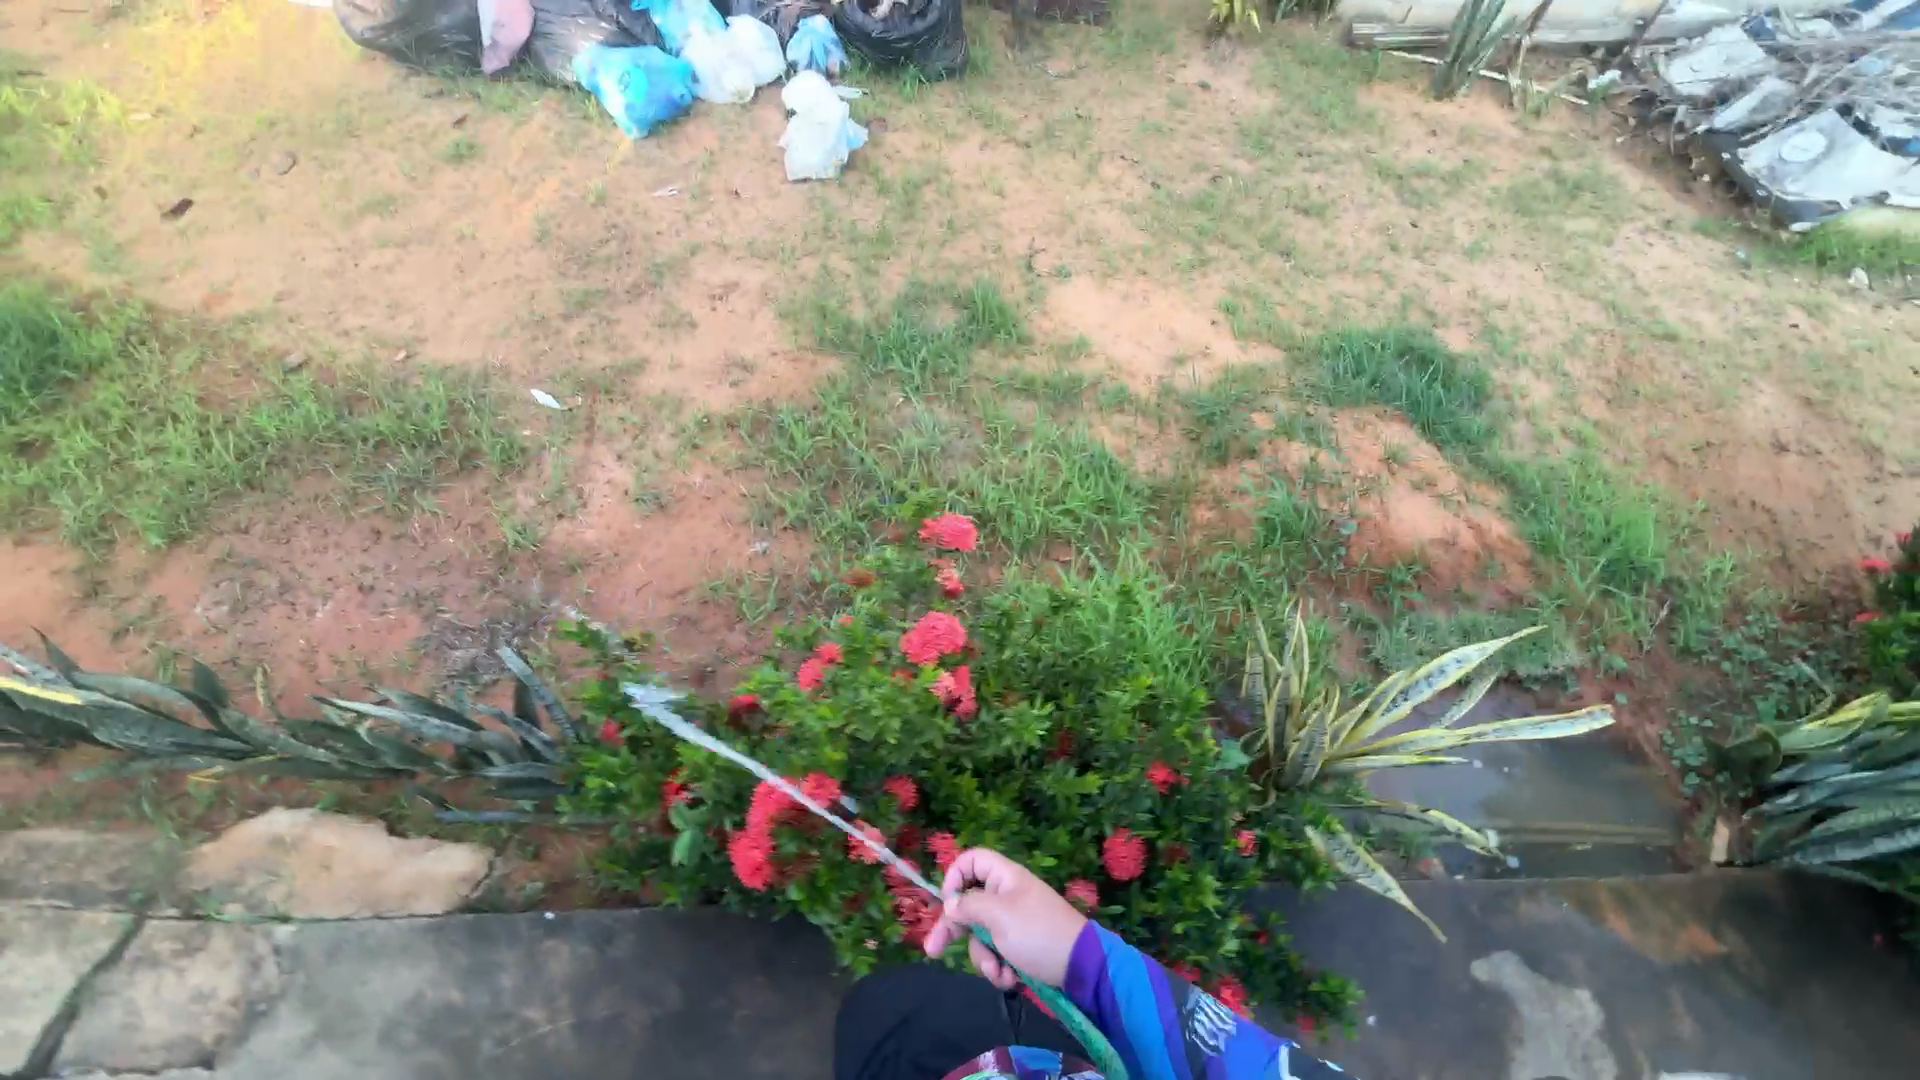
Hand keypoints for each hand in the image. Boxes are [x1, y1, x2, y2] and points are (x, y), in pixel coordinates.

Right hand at [921, 848, 1087, 990]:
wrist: (1080, 968)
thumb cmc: (1037, 932)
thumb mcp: (999, 916)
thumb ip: (969, 906)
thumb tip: (950, 902)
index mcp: (1004, 877)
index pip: (971, 860)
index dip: (955, 876)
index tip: (947, 902)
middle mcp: (1006, 895)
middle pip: (969, 903)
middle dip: (956, 930)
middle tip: (934, 950)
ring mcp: (1013, 922)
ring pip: (980, 934)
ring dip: (985, 957)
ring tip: (1000, 972)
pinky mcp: (1019, 946)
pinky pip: (996, 953)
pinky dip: (999, 968)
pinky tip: (1011, 979)